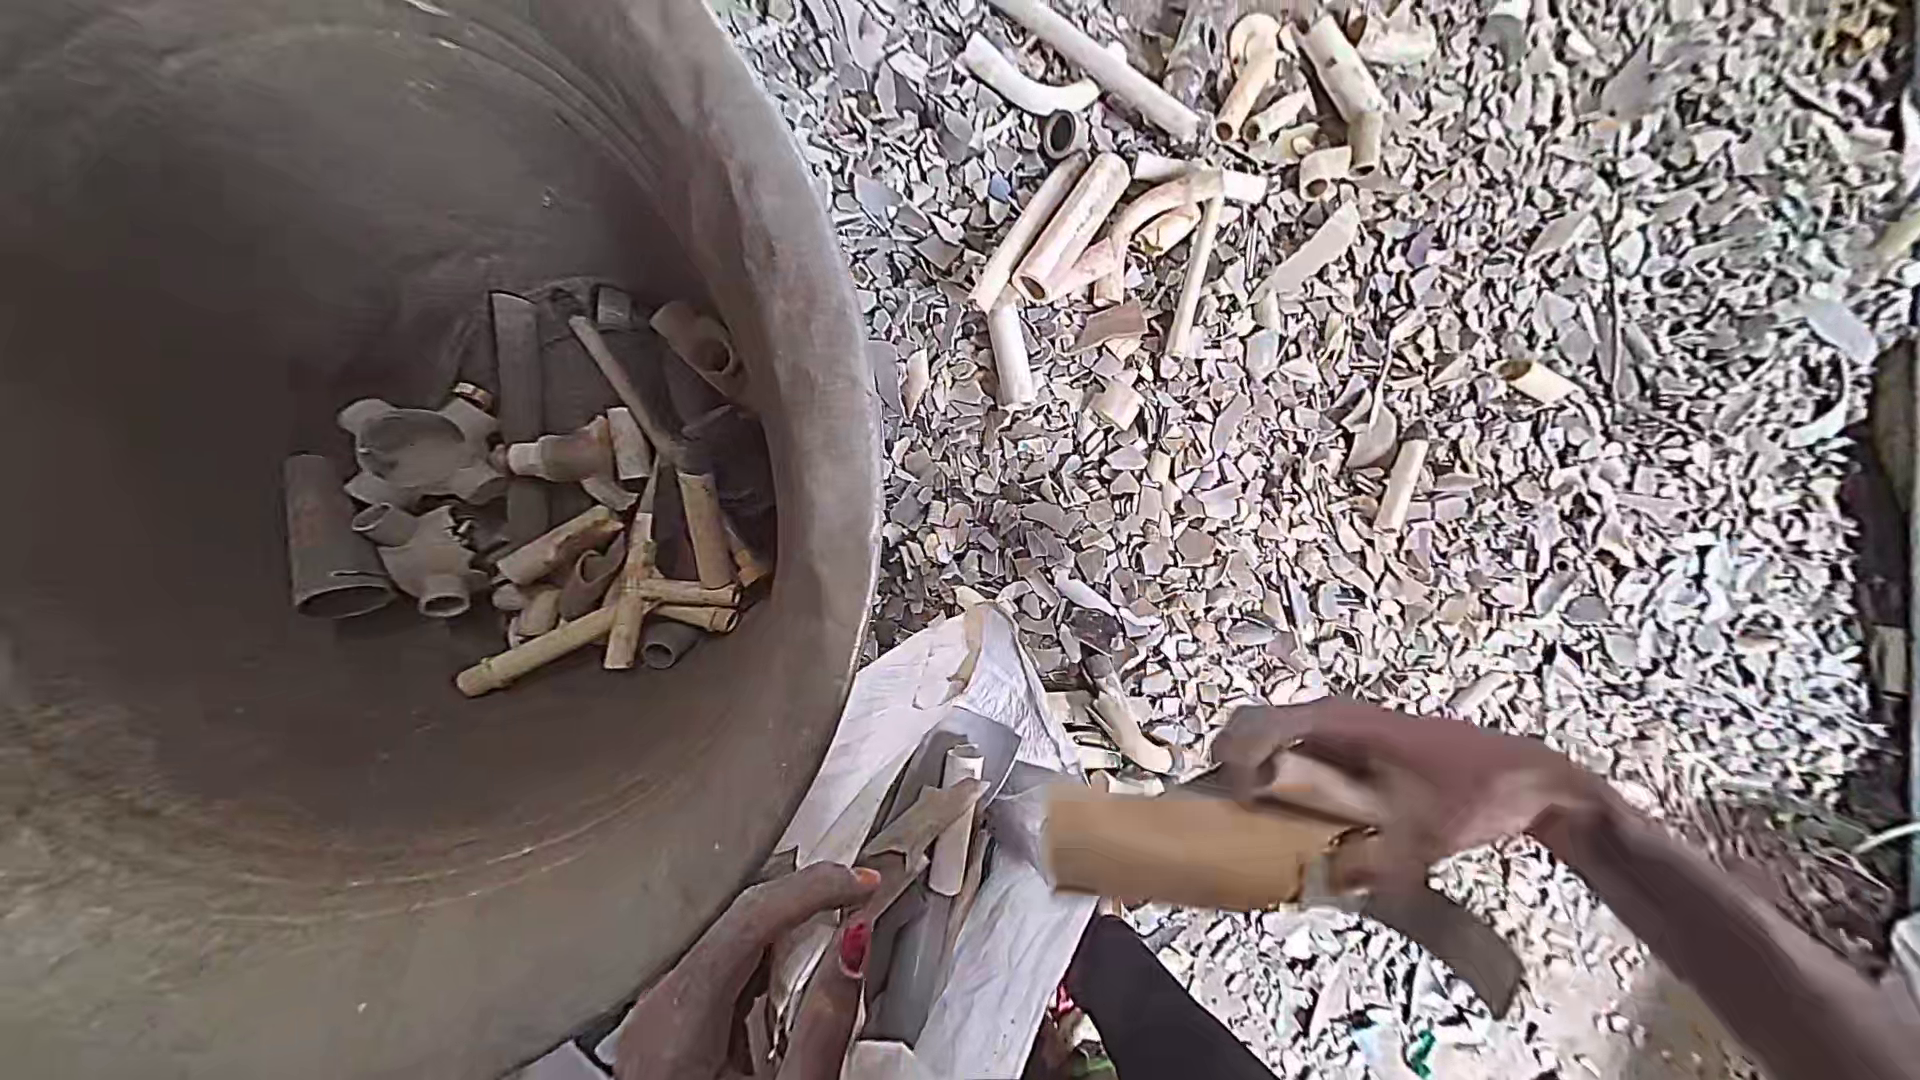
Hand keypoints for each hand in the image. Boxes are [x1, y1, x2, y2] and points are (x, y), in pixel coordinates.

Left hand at [615, 862, 878, 1079]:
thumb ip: (827, 1022)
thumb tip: (857, 941)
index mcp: (680, 1024)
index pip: (751, 917)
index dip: (815, 887)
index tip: (864, 881)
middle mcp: (660, 1002)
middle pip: (744, 912)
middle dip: (808, 893)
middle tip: (861, 889)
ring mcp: (661, 1002)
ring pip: (737, 922)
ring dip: (794, 911)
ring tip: (843, 908)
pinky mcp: (673, 1006)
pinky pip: (729, 947)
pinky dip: (774, 937)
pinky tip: (805, 946)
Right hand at [1212, 700, 1606, 888]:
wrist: (1526, 774)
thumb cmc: (1475, 791)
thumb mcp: (1427, 834)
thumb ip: (1376, 862)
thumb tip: (1323, 883)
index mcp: (1335, 721)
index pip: (1259, 726)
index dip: (1236, 760)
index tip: (1238, 803)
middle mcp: (1324, 713)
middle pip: (1251, 722)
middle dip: (1229, 761)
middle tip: (1227, 808)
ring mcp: (1331, 722)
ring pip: (1266, 730)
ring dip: (1246, 764)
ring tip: (1247, 810)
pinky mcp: (1341, 737)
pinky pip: (1287, 743)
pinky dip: (1269, 767)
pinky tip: (1282, 803)